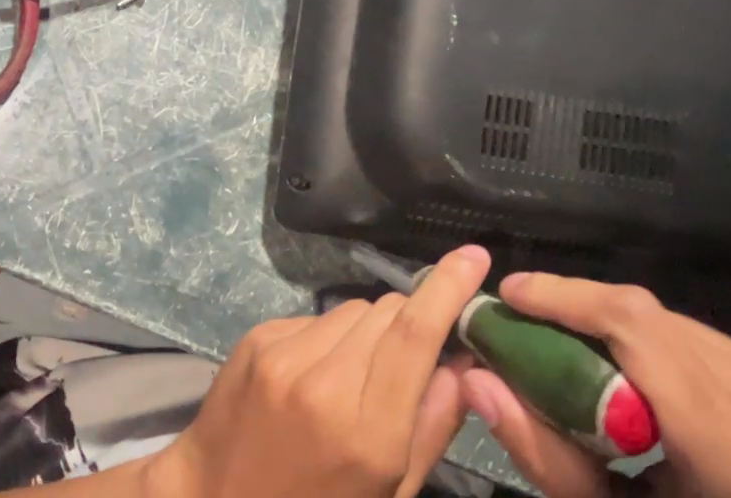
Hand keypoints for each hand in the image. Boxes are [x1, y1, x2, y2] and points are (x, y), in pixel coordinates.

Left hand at [148, 246, 490, 497]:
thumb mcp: (388, 491)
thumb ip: (431, 426)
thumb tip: (460, 363)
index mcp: (366, 432)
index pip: (415, 336)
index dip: (447, 289)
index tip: (472, 255)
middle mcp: (324, 382)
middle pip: (386, 313)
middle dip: (407, 322)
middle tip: (406, 358)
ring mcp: (283, 354)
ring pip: (351, 310)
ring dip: (367, 331)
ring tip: (352, 376)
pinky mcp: (257, 338)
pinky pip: (314, 316)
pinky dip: (328, 337)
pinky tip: (315, 373)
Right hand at [458, 274, 730, 497]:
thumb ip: (549, 458)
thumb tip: (480, 383)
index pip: (632, 323)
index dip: (562, 296)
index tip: (506, 296)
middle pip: (647, 314)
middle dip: (575, 309)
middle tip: (520, 326)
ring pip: (673, 322)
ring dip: (611, 326)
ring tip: (563, 349)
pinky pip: (704, 344)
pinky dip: (652, 348)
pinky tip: (627, 379)